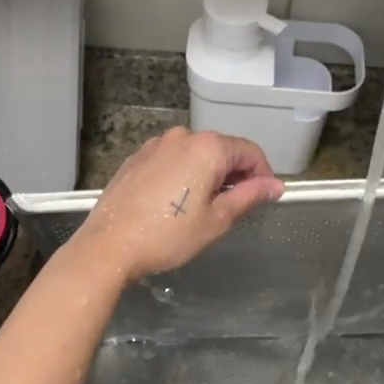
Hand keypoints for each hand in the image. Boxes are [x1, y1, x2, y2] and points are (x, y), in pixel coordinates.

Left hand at [69, 127, 285, 280]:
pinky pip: (171, 161)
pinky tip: (176, 203)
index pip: (249, 151)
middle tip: (235, 207)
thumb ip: (248, 196)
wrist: (108, 246)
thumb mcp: (216, 220)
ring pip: (195, 155)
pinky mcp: (135, 159)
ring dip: (208, 175)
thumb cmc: (168, 236)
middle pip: (222, 149)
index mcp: (206, 148)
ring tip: (204, 208)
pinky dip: (183, 175)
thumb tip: (275, 185)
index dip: (263, 174)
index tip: (265, 197)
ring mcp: (154, 145)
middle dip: (235, 175)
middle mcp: (181, 136)